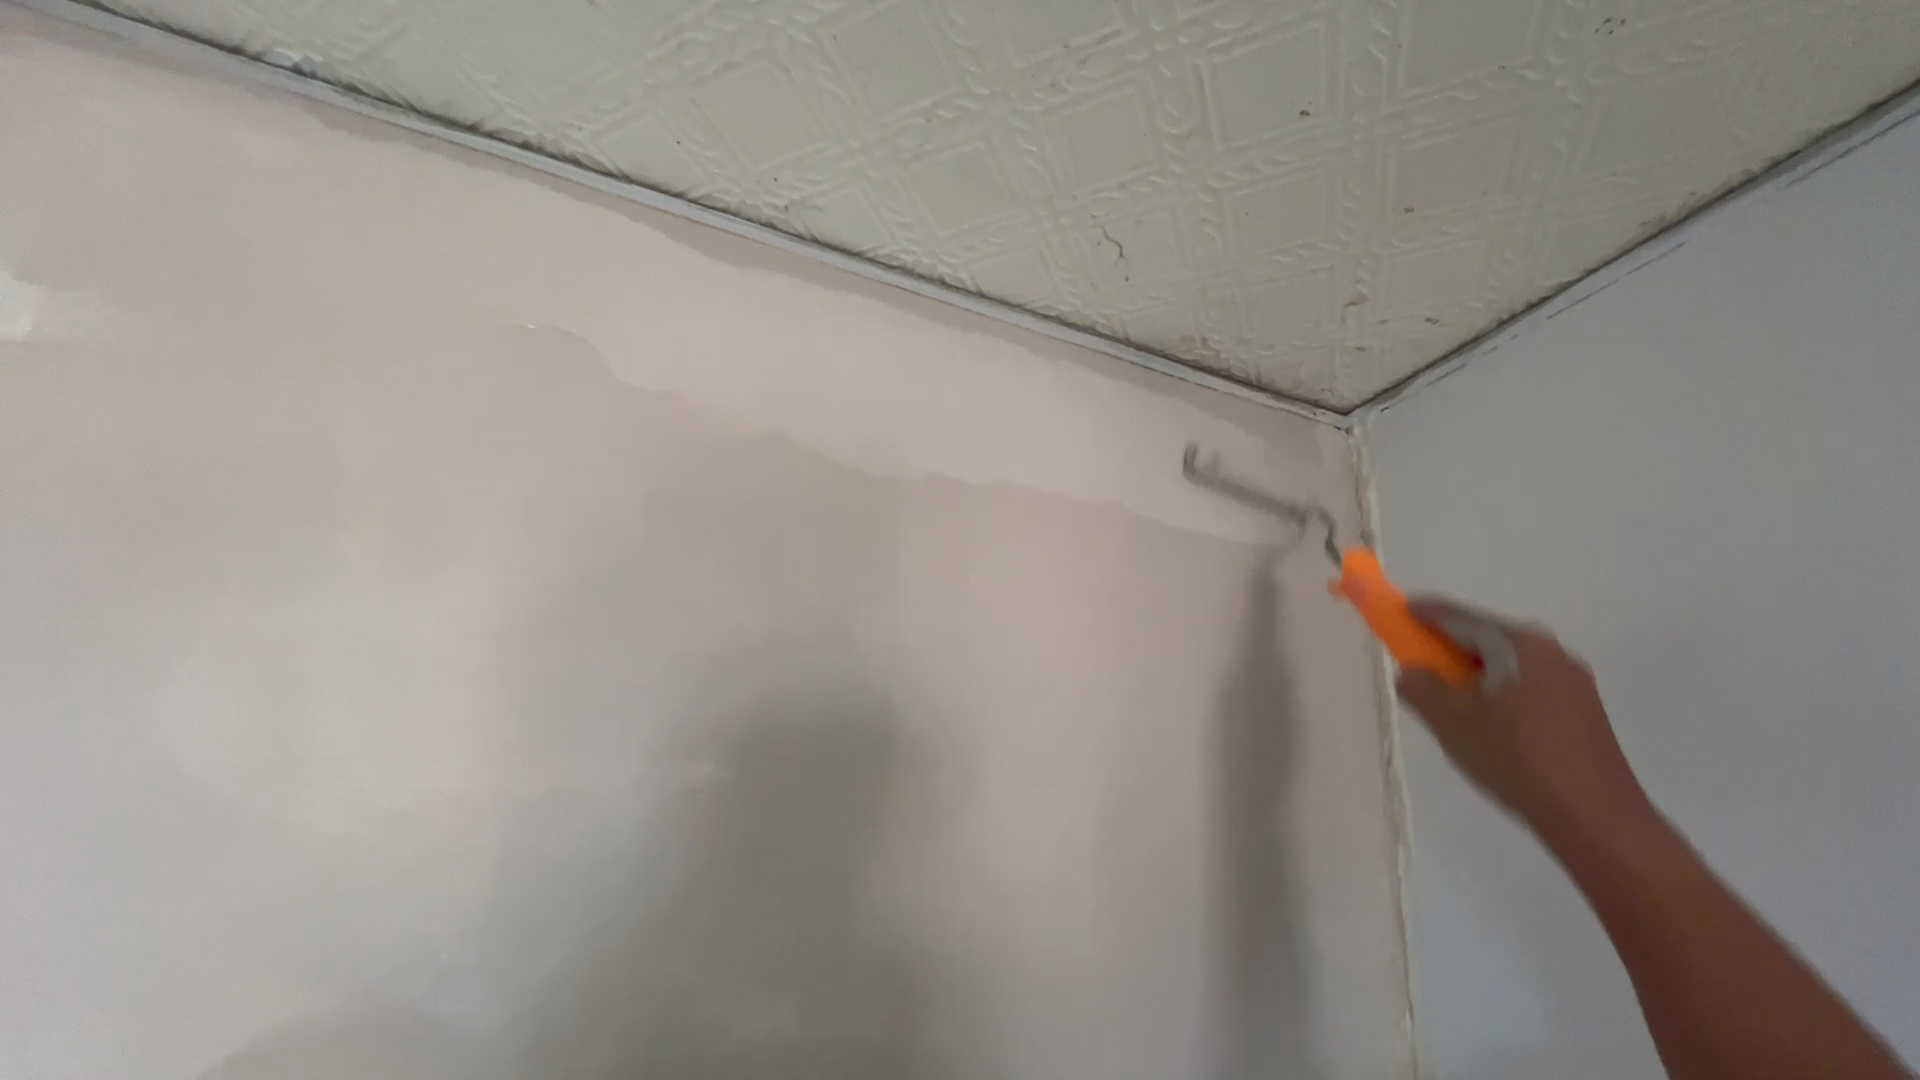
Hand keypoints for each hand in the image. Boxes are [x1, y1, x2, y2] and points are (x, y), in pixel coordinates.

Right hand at [1395, 599, 1647, 831]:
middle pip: (1485, 638)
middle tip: (1418, 662)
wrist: (1595, 818)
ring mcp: (1572, 681)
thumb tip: (1413, 671)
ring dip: (1473, 673)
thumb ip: (1419, 686)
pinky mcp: (1583, 710)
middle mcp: (1550, 652)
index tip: (1398, 609)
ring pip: (1506, 665)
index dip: (1422, 612)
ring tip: (1450, 702)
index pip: (1459, 617)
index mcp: (1517, 645)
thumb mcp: (1449, 720)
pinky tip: (1487, 723)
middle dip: (1448, 646)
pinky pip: (1526, 686)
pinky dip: (1498, 691)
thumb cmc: (1514, 758)